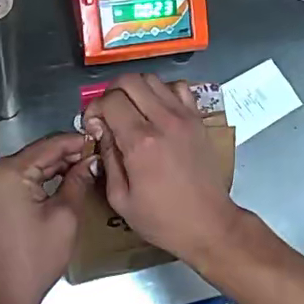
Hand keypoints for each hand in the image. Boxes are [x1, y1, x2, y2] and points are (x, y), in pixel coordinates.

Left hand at [0, 132, 91, 303]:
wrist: (8, 290)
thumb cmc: (37, 254)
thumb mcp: (66, 214)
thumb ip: (79, 180)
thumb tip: (93, 159)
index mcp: (14, 169)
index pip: (53, 143)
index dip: (81, 142)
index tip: (106, 144)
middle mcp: (3, 169)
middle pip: (45, 151)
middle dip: (74, 153)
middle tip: (104, 157)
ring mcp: (2, 183)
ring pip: (40, 163)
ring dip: (65, 165)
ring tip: (95, 168)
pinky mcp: (6, 196)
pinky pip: (33, 176)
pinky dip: (53, 177)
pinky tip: (75, 181)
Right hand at [84, 73, 244, 265]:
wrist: (209, 224)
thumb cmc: (163, 220)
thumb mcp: (121, 198)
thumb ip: (107, 158)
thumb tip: (102, 132)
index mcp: (141, 143)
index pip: (110, 100)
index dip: (95, 110)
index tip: (95, 127)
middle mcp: (164, 121)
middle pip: (130, 80)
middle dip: (111, 93)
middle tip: (109, 115)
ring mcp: (184, 117)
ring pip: (152, 79)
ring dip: (135, 90)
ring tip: (131, 112)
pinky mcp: (198, 120)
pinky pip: (179, 88)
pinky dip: (163, 91)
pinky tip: (157, 111)